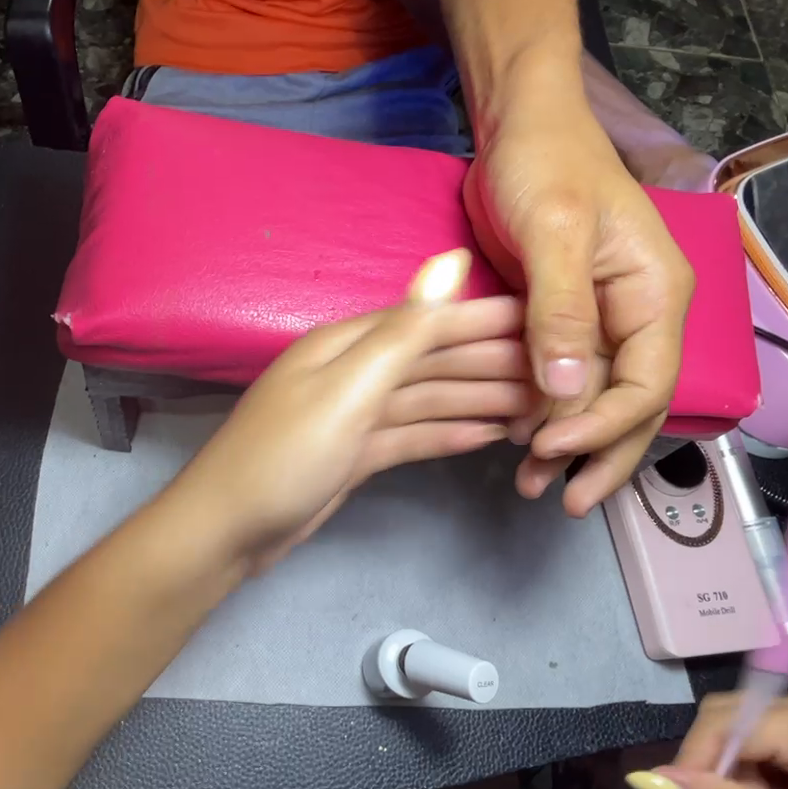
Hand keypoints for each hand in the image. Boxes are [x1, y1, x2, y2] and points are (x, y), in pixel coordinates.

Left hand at [168, 250, 535, 567]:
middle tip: (559, 377)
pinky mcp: (354, 454)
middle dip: (494, 364)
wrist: (228, 530)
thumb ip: (405, 331)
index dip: (491, 320)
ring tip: (537, 409)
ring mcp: (353, 415)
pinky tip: (487, 435)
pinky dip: (447, 433)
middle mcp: (353, 371)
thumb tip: (451, 258)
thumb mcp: (348, 389)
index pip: (432, 322)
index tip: (549, 322)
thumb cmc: (285, 456)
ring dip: (479, 400)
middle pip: (435, 361)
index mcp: (349, 345)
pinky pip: (410, 435)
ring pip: (428, 400)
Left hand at [463, 67, 693, 516]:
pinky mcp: (564, 321)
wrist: (520, 129)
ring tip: (529, 482)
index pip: (646, 383)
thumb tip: (570, 391)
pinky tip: (518, 440)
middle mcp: (637, 316)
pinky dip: (546, 414)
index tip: (551, 448)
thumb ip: (562, 311)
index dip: (603, 425)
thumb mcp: (554, 231)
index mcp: (653, 296)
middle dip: (598, 456)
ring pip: (596, 400)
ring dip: (568, 445)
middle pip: (631, 406)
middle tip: (561, 501)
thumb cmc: (546, 164)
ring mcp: (601, 321)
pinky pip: (564, 380)